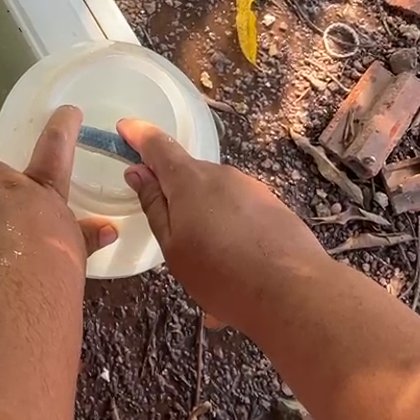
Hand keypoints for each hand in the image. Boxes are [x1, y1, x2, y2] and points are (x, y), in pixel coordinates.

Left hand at [0, 106, 117, 301]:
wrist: (12, 302)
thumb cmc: (54, 273)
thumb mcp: (76, 251)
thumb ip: (85, 235)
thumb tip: (108, 231)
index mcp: (41, 189)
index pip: (56, 147)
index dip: (62, 127)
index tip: (67, 111)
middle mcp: (2, 190)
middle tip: (10, 221)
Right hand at [118, 119, 327, 332]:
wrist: (295, 290)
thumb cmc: (221, 273)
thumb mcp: (173, 246)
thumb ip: (154, 205)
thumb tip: (138, 171)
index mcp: (189, 180)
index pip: (158, 145)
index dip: (139, 135)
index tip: (124, 128)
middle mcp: (220, 174)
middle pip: (188, 175)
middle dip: (176, 196)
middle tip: (172, 236)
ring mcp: (250, 187)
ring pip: (215, 198)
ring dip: (206, 222)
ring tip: (208, 269)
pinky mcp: (272, 205)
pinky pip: (239, 214)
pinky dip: (230, 234)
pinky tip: (235, 272)